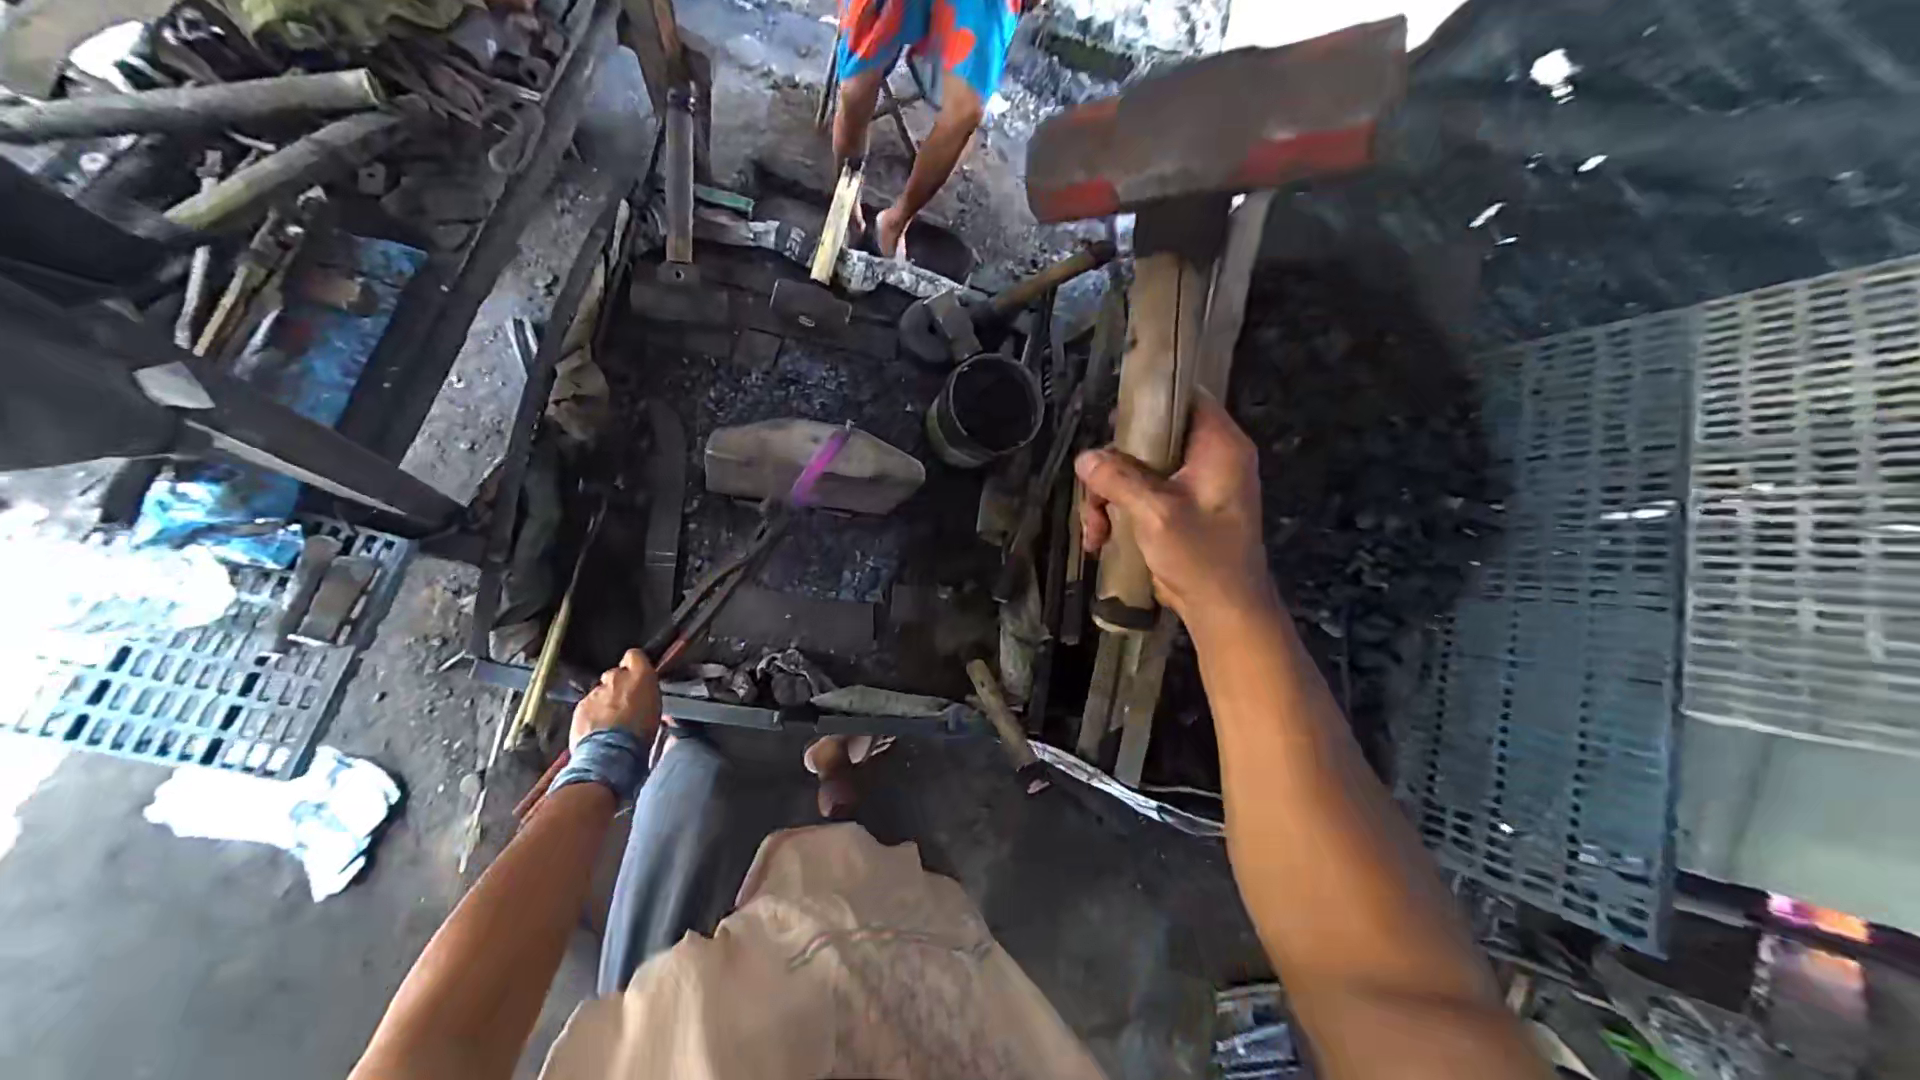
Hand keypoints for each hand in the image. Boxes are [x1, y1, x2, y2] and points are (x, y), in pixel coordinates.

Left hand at [569, 649, 661, 748]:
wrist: (611, 752)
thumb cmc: (640, 732)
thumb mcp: (656, 709)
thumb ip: (647, 693)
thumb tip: (645, 693)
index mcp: (640, 676)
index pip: (634, 655)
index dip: (634, 663)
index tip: (636, 673)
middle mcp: (616, 679)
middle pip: (615, 674)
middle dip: (618, 685)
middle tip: (625, 703)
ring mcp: (596, 692)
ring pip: (600, 692)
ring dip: (605, 701)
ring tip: (611, 721)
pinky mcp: (580, 706)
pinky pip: (587, 705)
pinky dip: (592, 714)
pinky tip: (599, 728)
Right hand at [1075, 396, 1279, 631]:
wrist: (1224, 612)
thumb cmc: (1202, 558)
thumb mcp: (1156, 513)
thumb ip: (1119, 480)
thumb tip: (1085, 458)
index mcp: (1219, 446)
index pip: (1184, 398)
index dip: (1147, 403)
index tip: (1111, 424)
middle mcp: (1209, 458)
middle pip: (1149, 439)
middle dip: (1112, 471)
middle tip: (1094, 499)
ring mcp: (1193, 486)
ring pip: (1136, 471)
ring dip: (1108, 499)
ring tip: (1094, 532)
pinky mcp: (1179, 510)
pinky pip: (1140, 496)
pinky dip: (1118, 514)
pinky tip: (1101, 540)